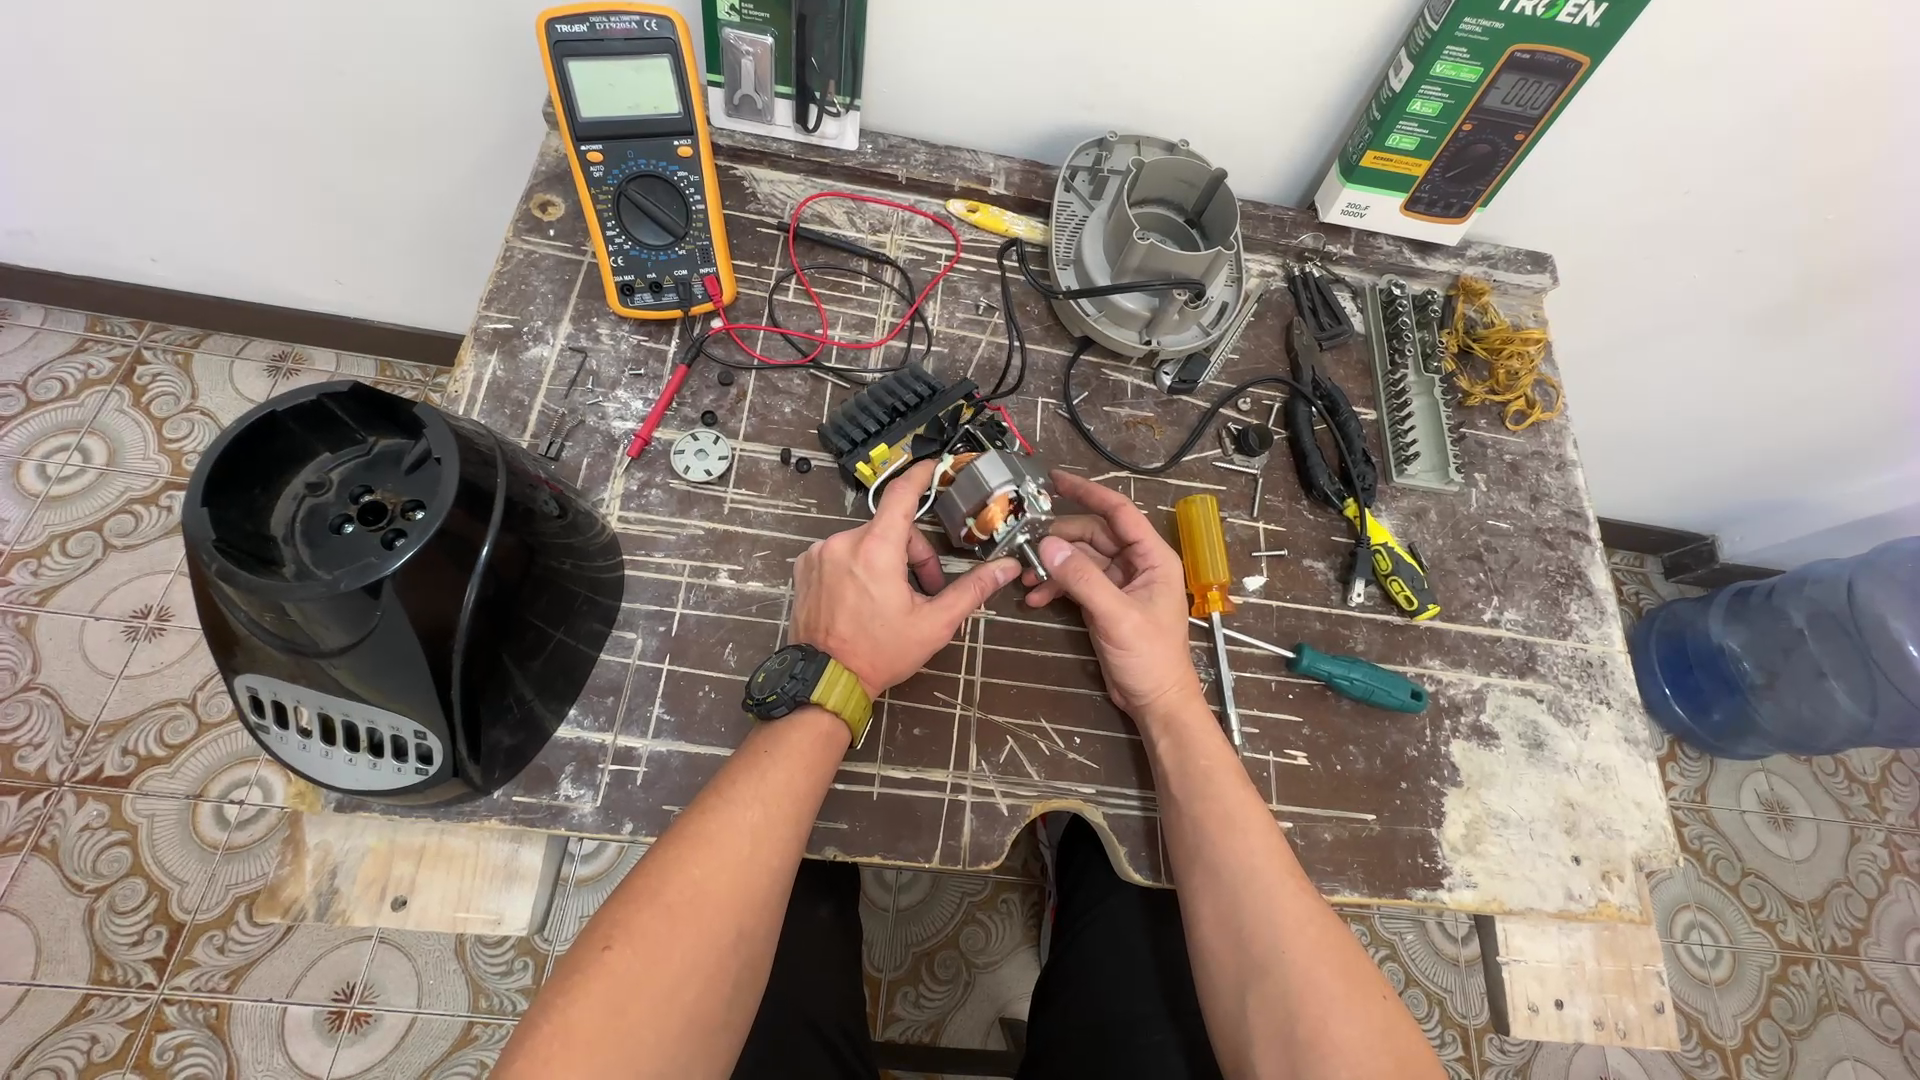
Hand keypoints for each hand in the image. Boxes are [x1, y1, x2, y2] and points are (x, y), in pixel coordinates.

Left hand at [790, 460, 1019, 696]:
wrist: (825, 681)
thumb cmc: (879, 653)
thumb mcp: (934, 624)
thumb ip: (972, 590)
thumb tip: (1006, 568)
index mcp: (875, 549)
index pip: (902, 495)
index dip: (921, 475)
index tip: (933, 465)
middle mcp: (843, 542)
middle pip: (890, 530)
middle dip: (912, 555)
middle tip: (924, 591)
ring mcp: (819, 554)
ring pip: (865, 542)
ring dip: (884, 561)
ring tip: (891, 600)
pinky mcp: (805, 567)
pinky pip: (841, 553)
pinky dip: (857, 567)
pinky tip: (862, 598)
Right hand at [1021, 470, 1204, 723]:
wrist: (1155, 700)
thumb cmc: (1149, 657)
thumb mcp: (1115, 615)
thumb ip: (1082, 579)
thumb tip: (1046, 546)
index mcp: (1152, 557)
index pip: (1118, 511)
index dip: (1087, 492)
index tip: (1054, 480)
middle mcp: (1136, 563)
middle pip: (1092, 535)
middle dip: (1059, 541)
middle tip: (1027, 549)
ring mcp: (1119, 583)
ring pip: (1079, 559)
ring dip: (1053, 566)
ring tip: (1026, 579)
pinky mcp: (1104, 602)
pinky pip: (1075, 582)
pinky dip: (1055, 587)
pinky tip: (1034, 599)